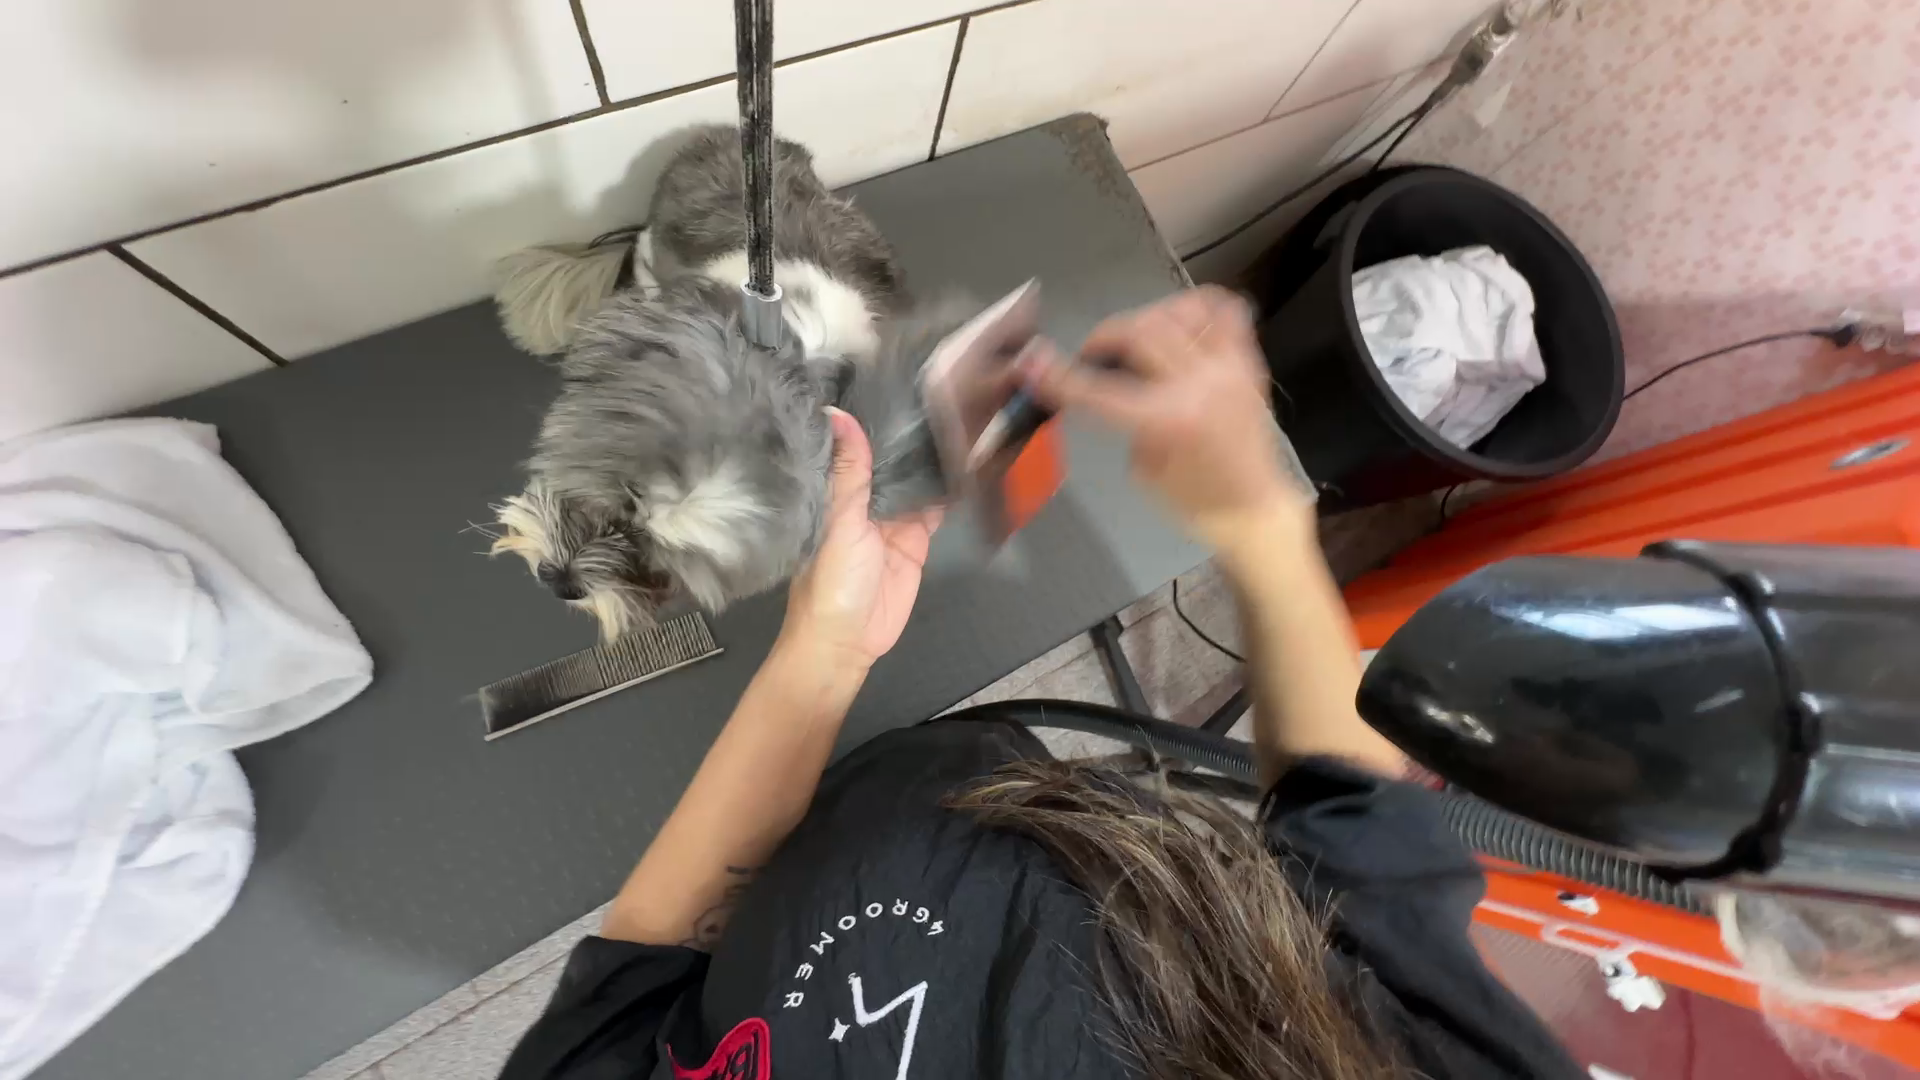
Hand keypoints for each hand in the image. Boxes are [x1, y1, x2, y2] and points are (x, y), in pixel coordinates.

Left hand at [780, 409, 941, 672]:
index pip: (855, 447)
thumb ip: (848, 472)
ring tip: (957, 419)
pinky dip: (947, 493)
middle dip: (907, 437)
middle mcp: (864, 500)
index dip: (869, 419)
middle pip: (890, 462)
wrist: (847, 640)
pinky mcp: (916, 541)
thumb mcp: (840, 521)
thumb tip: (837, 413)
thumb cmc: (832, 580)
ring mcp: (892, 520)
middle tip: (939, 390)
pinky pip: (933, 510)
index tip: (890, 379)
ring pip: (914, 483)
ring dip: (930, 462)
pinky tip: (964, 465)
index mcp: (837, 491)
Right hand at [1023, 287, 1306, 551]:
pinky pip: (1225, 311)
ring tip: (1135, 339)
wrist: (1252, 508)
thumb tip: (1108, 382)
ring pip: (1178, 312)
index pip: (1100, 391)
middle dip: (1102, 338)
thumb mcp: (1142, 467)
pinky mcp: (1249, 362)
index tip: (1035, 364)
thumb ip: (1124, 417)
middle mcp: (1201, 384)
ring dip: (1145, 319)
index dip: (1061, 377)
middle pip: (1139, 332)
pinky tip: (1177, 323)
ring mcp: (1229, 368)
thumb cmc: (1191, 501)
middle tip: (1092, 355)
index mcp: (1170, 420)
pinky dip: (1196, 308)